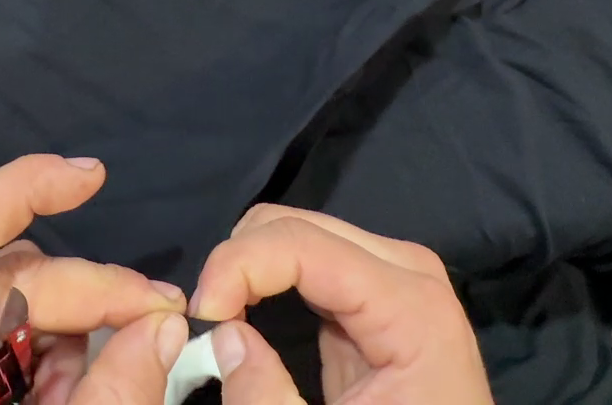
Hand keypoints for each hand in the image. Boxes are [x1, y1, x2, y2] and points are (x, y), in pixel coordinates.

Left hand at [0, 154, 189, 403]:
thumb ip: (106, 396)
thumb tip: (168, 324)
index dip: (26, 186)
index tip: (93, 177)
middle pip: (12, 273)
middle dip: (92, 295)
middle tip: (165, 318)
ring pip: (18, 297)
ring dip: (73, 336)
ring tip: (92, 391)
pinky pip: (7, 326)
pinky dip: (49, 355)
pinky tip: (61, 396)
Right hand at [191, 205, 492, 404]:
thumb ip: (268, 398)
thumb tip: (224, 334)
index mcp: (410, 304)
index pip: (300, 242)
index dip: (237, 266)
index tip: (202, 317)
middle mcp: (404, 267)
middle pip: (293, 224)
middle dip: (238, 263)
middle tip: (208, 323)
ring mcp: (392, 271)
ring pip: (293, 229)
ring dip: (248, 266)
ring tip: (226, 319)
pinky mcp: (374, 286)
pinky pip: (305, 252)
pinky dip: (266, 273)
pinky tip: (249, 310)